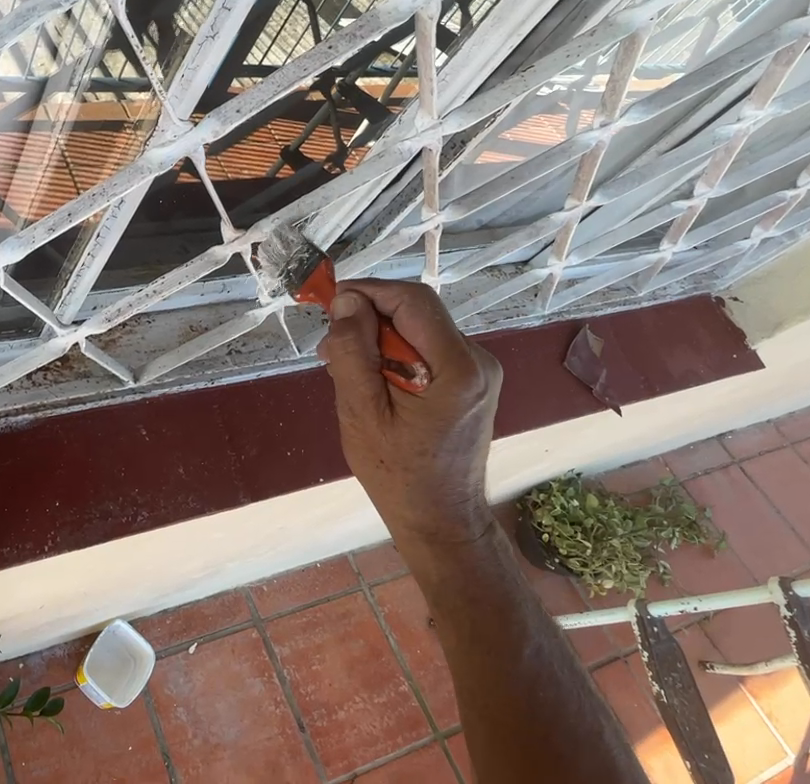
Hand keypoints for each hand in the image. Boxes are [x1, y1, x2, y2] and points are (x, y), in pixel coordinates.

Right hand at [316, 279, 501, 548]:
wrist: (440, 518)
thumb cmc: (396, 472)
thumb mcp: (361, 412)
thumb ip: (353, 352)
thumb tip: (347, 302)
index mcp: (457, 368)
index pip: (412, 300)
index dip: (368, 292)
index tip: (330, 305)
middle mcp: (478, 360)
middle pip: (416, 311)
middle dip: (368, 318)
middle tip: (330, 349)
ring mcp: (479, 370)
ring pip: (418, 328)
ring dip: (377, 338)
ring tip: (346, 372)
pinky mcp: (472, 380)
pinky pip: (426, 347)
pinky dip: (394, 354)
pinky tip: (373, 383)